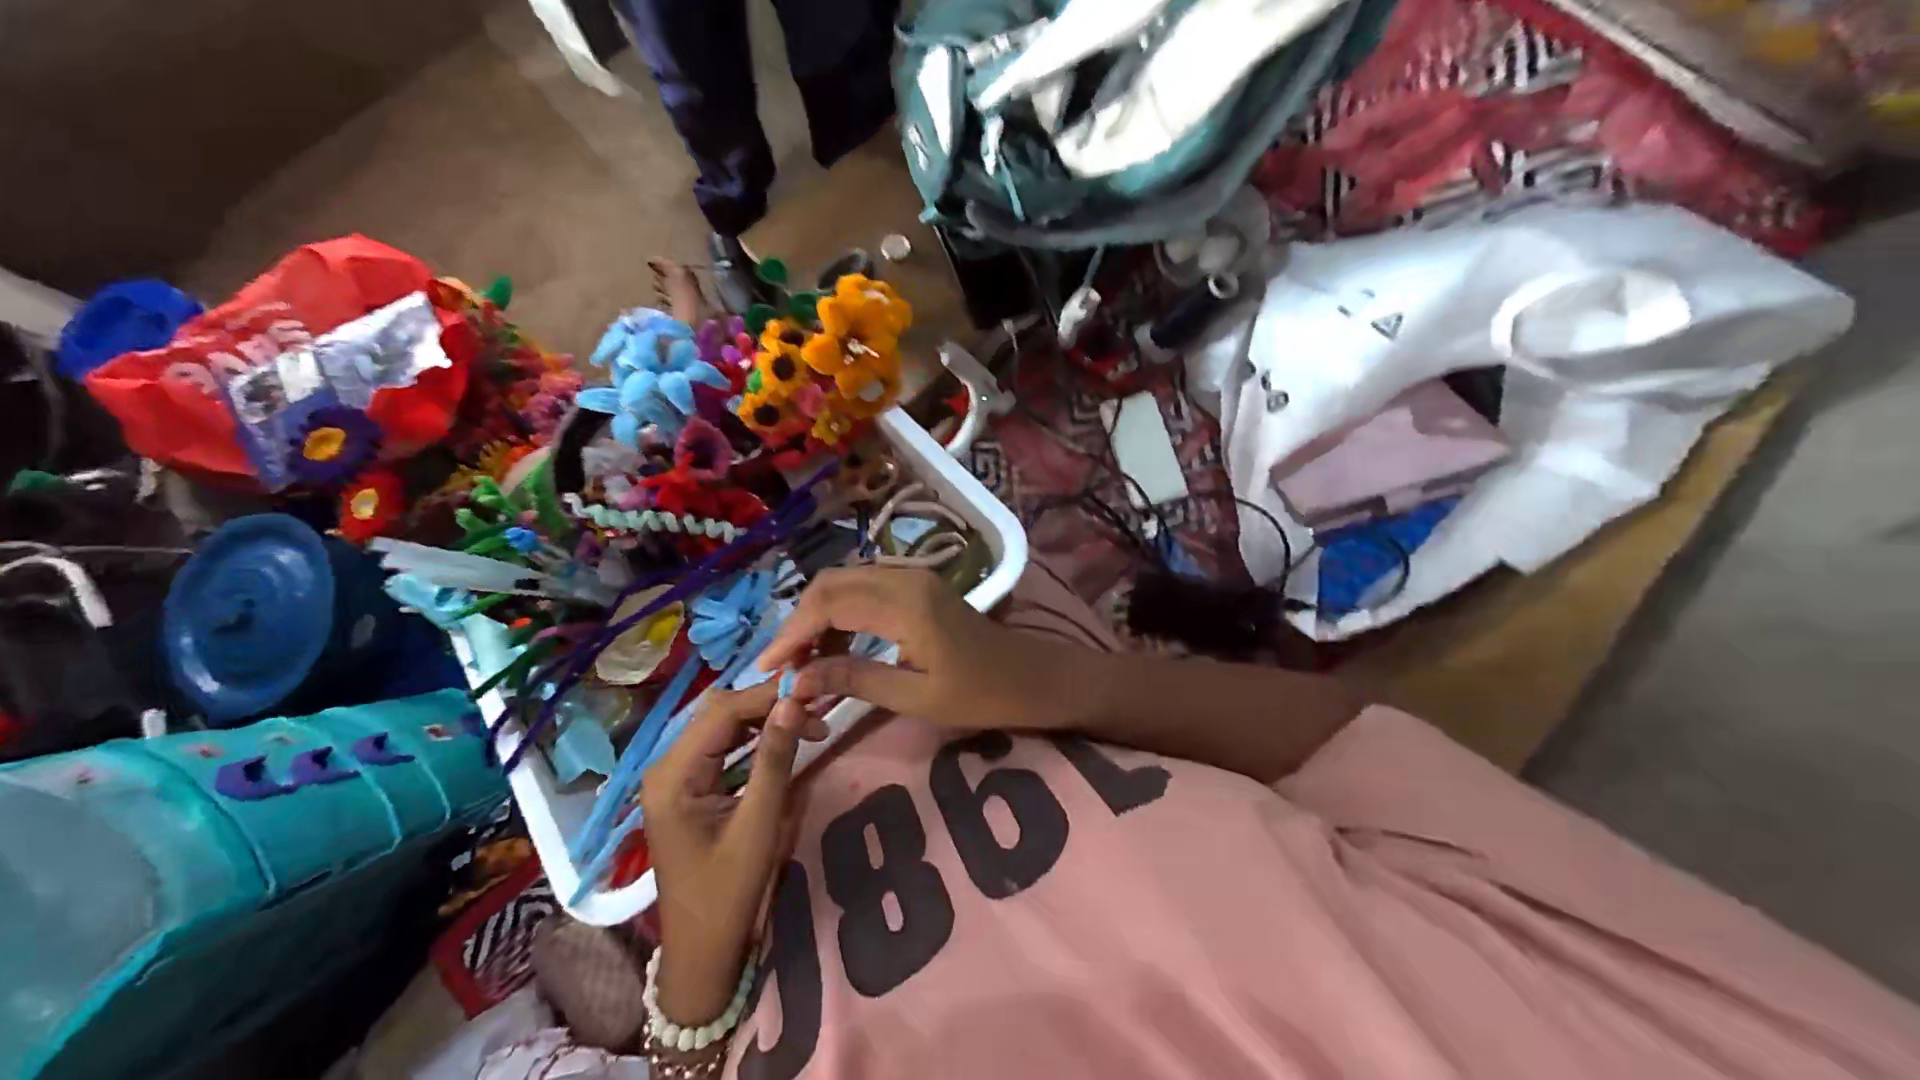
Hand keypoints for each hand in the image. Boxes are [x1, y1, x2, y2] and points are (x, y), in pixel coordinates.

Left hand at [640, 681, 825, 1023]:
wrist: (702, 951)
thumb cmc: (729, 893)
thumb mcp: (759, 824)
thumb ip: (776, 759)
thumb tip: (795, 703)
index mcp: (673, 776)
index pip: (722, 712)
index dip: (768, 696)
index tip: (814, 693)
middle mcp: (665, 767)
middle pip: (718, 712)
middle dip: (767, 704)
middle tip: (815, 710)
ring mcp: (673, 776)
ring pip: (720, 724)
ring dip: (762, 718)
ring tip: (808, 722)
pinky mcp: (686, 786)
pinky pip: (719, 745)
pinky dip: (751, 736)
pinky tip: (781, 738)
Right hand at [756, 566, 1086, 731]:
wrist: (1032, 676)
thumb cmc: (980, 694)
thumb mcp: (916, 697)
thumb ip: (854, 681)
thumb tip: (796, 680)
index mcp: (905, 604)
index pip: (828, 604)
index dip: (792, 633)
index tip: (768, 667)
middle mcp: (904, 578)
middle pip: (831, 584)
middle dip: (799, 622)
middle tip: (783, 665)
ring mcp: (913, 577)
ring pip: (845, 582)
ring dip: (818, 616)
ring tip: (804, 661)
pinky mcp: (918, 585)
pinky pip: (865, 588)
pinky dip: (841, 613)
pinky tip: (835, 646)